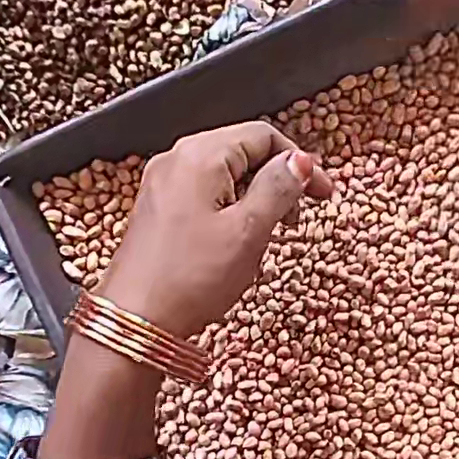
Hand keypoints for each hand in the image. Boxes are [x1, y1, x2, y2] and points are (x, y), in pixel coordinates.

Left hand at [94, 122, 334, 337]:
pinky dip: (231, 211)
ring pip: (224, 177)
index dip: (300, 162)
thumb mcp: (248, 232)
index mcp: (200, 156)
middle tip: (298, 217)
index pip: (262, 136)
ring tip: (270, 234)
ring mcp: (162, 186)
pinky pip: (204, 197)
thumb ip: (277, 189)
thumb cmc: (192, 277)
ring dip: (256, 198)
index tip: (323, 194)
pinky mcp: (157, 212)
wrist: (135, 321)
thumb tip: (299, 161)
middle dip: (278, 180)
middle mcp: (176, 161)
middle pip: (242, 153)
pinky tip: (238, 242)